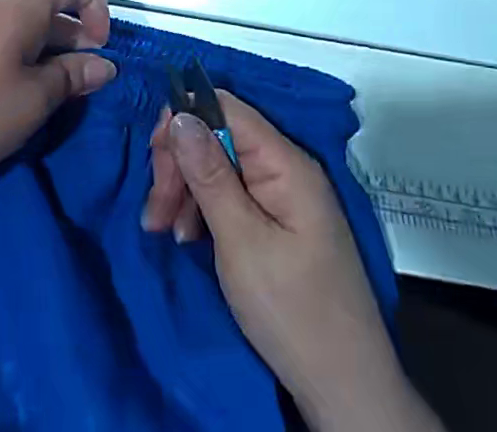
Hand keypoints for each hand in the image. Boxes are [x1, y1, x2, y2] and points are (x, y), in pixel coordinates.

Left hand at [0, 0, 114, 203]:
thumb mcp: (33, 101)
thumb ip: (71, 77)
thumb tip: (103, 64)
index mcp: (14, 9)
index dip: (93, 2)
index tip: (98, 46)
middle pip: (40, 1)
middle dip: (70, 31)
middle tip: (80, 75)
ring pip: (11, 15)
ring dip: (38, 37)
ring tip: (45, 74)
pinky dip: (5, 44)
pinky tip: (4, 77)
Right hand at [142, 93, 439, 431]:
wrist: (341, 388)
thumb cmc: (292, 311)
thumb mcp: (240, 239)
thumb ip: (209, 173)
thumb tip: (179, 114)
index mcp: (286, 164)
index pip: (225, 107)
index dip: (183, 119)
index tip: (154, 157)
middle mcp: (283, 169)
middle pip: (214, 136)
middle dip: (178, 165)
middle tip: (156, 210)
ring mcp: (278, 194)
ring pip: (213, 165)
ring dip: (182, 191)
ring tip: (164, 230)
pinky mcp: (271, 219)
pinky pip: (225, 193)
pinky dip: (197, 209)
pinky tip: (183, 235)